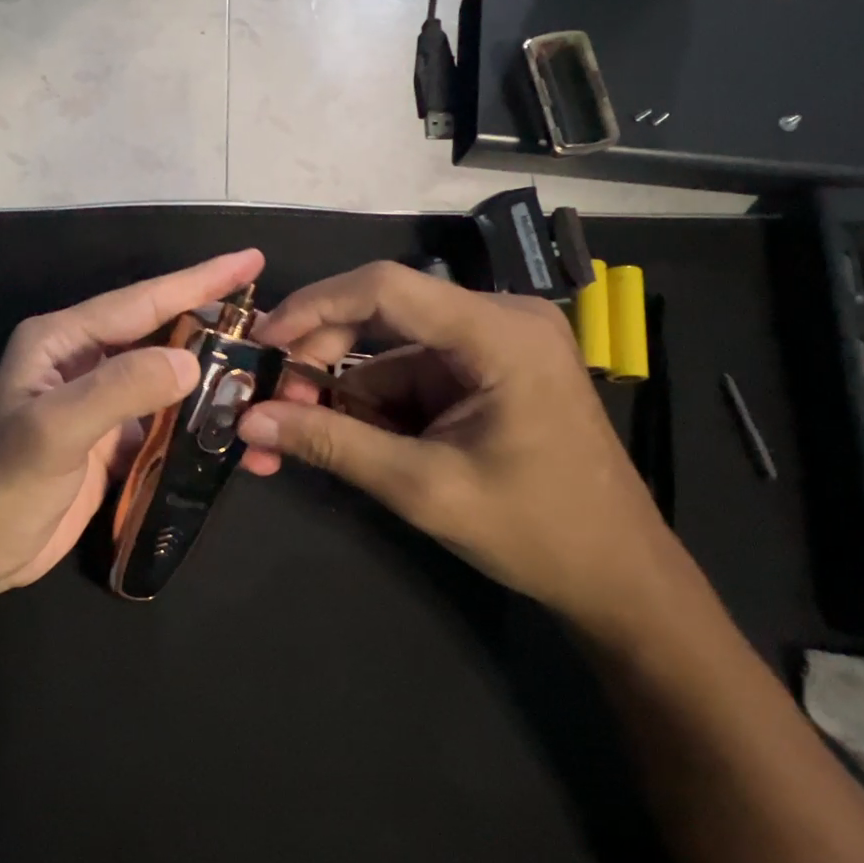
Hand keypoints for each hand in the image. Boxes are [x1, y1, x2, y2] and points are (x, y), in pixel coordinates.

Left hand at [0, 250, 266, 624]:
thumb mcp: (52, 432)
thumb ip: (118, 391)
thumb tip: (191, 360)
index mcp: (59, 343)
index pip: (139, 302)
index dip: (197, 281)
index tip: (253, 260)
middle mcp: (79, 365)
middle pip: (158, 336)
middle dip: (214, 331)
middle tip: (276, 330)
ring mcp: (95, 407)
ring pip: (165, 384)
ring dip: (212, 387)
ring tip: (270, 384)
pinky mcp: (107, 447)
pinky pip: (162, 428)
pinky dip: (196, 432)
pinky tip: (235, 440)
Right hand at [237, 262, 681, 622]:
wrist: (616, 575)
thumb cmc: (535, 530)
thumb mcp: (421, 487)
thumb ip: (331, 444)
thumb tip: (248, 420)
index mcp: (500, 333)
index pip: (384, 287)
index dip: (311, 308)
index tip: (259, 344)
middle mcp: (498, 321)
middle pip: (378, 316)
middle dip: (318, 362)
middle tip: (272, 412)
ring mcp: (491, 347)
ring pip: (384, 354)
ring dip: (336, 397)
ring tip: (291, 443)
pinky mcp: (482, 376)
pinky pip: (404, 378)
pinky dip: (366, 410)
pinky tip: (340, 445)